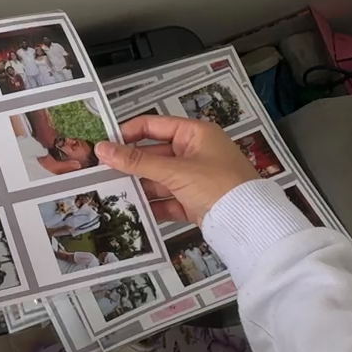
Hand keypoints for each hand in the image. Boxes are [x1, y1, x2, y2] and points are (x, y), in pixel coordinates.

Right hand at [96, 115, 257, 223]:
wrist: (251, 226)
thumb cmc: (217, 185)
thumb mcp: (174, 171)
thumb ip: (135, 161)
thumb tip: (100, 148)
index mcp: (195, 134)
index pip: (153, 125)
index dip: (127, 133)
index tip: (103, 144)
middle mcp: (195, 152)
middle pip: (153, 153)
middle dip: (130, 164)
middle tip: (101, 171)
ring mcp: (195, 178)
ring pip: (158, 177)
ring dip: (139, 185)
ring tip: (111, 191)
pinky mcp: (195, 201)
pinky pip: (167, 198)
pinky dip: (153, 204)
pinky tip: (133, 209)